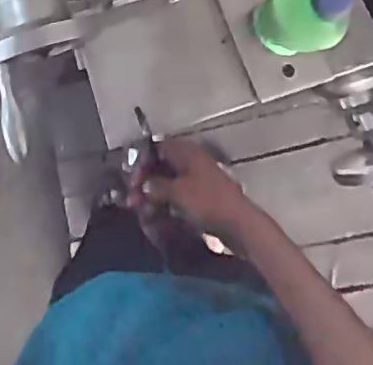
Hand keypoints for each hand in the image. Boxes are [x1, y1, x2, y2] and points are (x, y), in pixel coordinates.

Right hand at [127, 138, 261, 241]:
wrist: (240, 224)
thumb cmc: (208, 202)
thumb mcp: (178, 193)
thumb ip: (156, 187)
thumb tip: (143, 186)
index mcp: (186, 151)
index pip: (156, 148)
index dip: (141, 162)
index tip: (132, 181)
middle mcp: (191, 160)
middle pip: (161, 166)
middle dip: (145, 183)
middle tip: (132, 201)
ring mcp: (198, 178)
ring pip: (168, 183)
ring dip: (154, 196)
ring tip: (143, 213)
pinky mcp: (202, 196)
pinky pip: (178, 196)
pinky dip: (166, 204)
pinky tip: (158, 219)